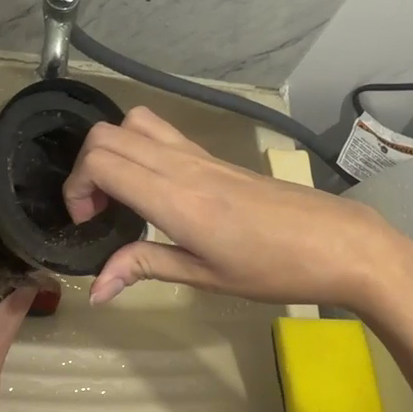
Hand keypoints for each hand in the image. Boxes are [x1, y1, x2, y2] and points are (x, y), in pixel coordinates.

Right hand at [64, 107, 412, 309]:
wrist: (336, 241)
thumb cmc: (273, 268)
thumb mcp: (206, 277)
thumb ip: (145, 267)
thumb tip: (95, 289)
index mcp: (175, 197)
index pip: (101, 161)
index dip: (76, 187)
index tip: (85, 222)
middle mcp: (180, 164)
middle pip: (106, 133)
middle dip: (84, 167)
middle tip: (96, 211)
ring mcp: (197, 153)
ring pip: (132, 122)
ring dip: (110, 150)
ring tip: (118, 195)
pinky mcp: (211, 154)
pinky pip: (158, 132)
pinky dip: (134, 148)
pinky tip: (149, 189)